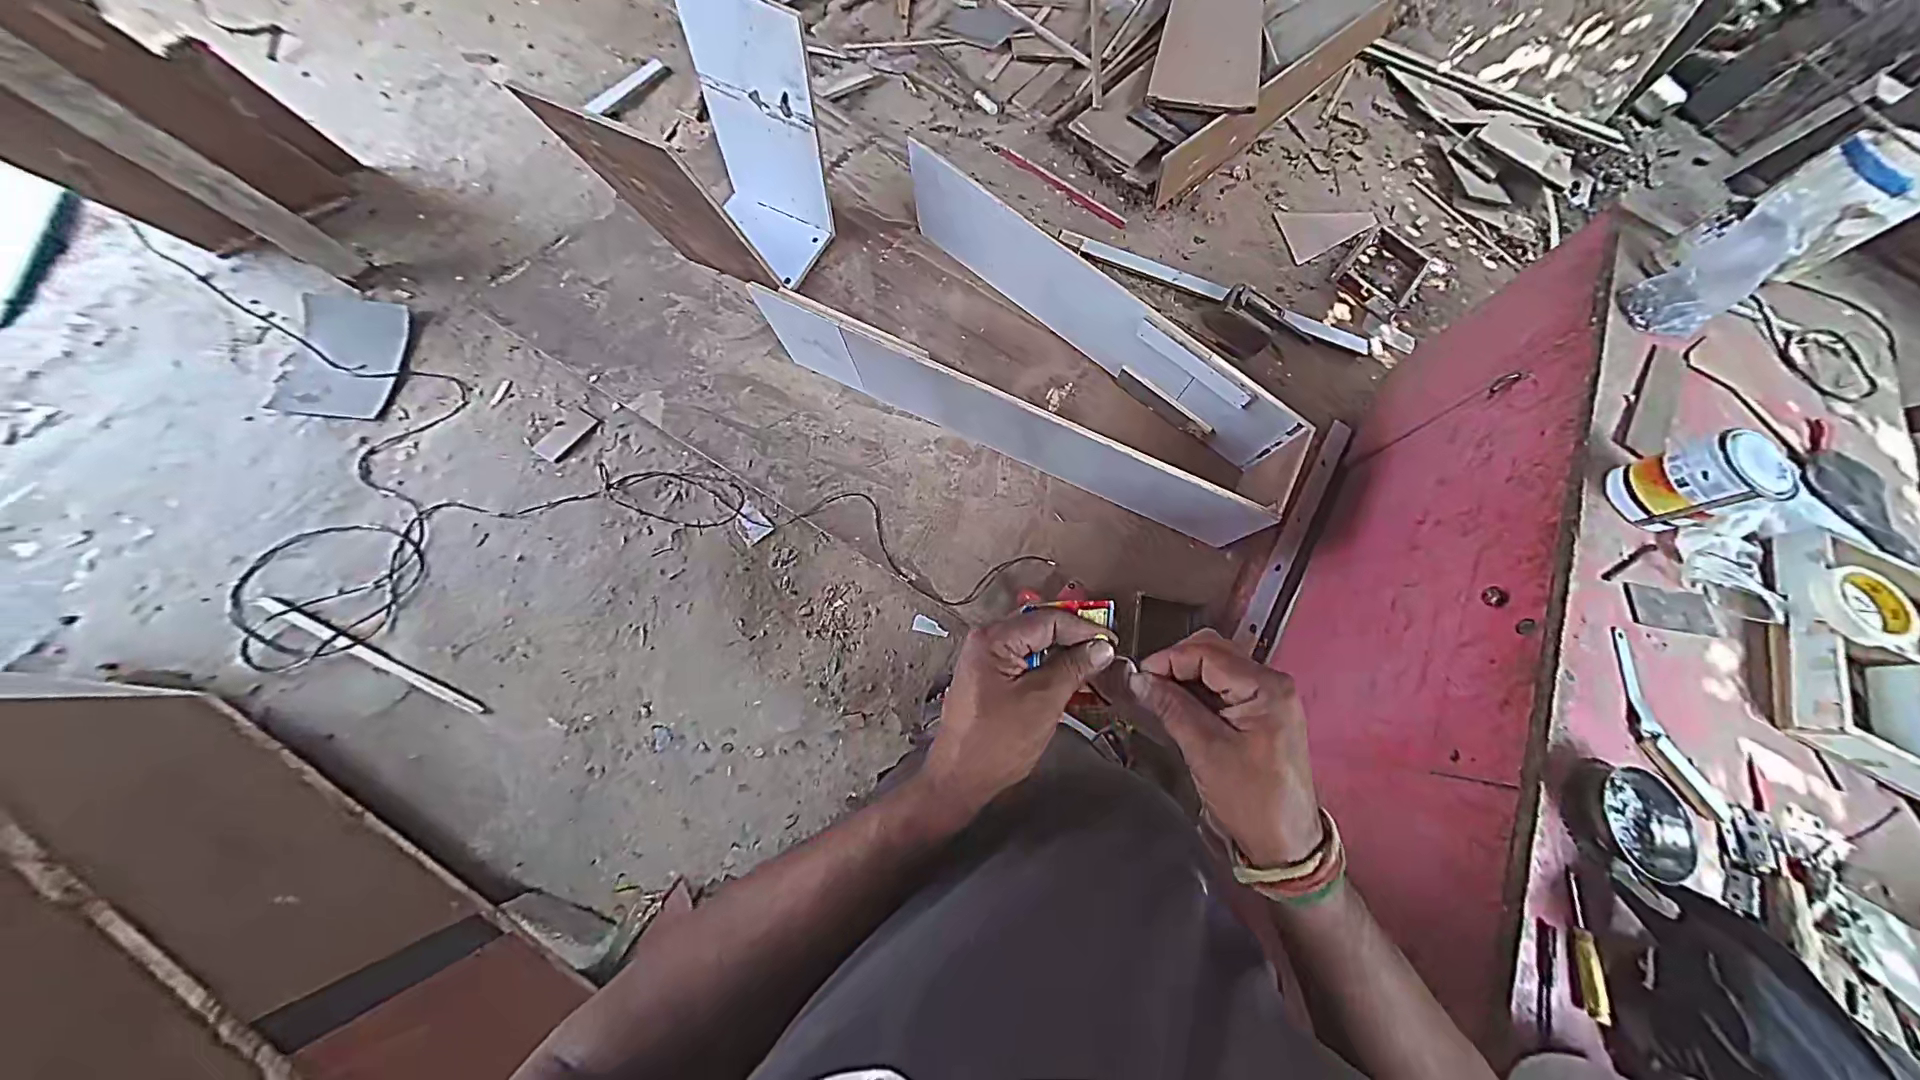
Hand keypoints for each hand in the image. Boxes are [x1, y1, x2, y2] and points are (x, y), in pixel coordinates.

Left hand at [922, 609, 1116, 817]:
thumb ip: (1073, 668)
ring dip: (1063, 653)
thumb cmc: (994, 745)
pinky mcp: (989, 676)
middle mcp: (985, 641)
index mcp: (993, 640)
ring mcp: (985, 659)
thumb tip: (1099, 648)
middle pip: (1039, 626)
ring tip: (1092, 667)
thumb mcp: (1043, 702)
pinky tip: (1069, 679)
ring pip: (1033, 643)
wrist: (959, 779)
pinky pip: (1024, 660)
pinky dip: (1048, 667)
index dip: (1083, 629)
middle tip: (1104, 651)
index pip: (1048, 619)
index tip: (1109, 642)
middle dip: (1074, 637)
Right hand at [1130, 630, 1321, 865]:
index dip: (1167, 660)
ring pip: (1214, 666)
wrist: (1285, 845)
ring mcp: (1266, 697)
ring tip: (1156, 695)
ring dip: (1182, 676)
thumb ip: (1171, 707)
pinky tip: (1176, 705)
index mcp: (1266, 688)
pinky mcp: (1258, 711)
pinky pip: (1220, 686)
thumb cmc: (1254, 802)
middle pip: (1212, 651)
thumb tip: (1140, 679)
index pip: (1206, 653)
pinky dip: (1194, 690)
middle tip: (1146, 684)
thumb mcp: (1205, 751)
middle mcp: (1271, 684)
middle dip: (1174, 663)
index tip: (1139, 676)